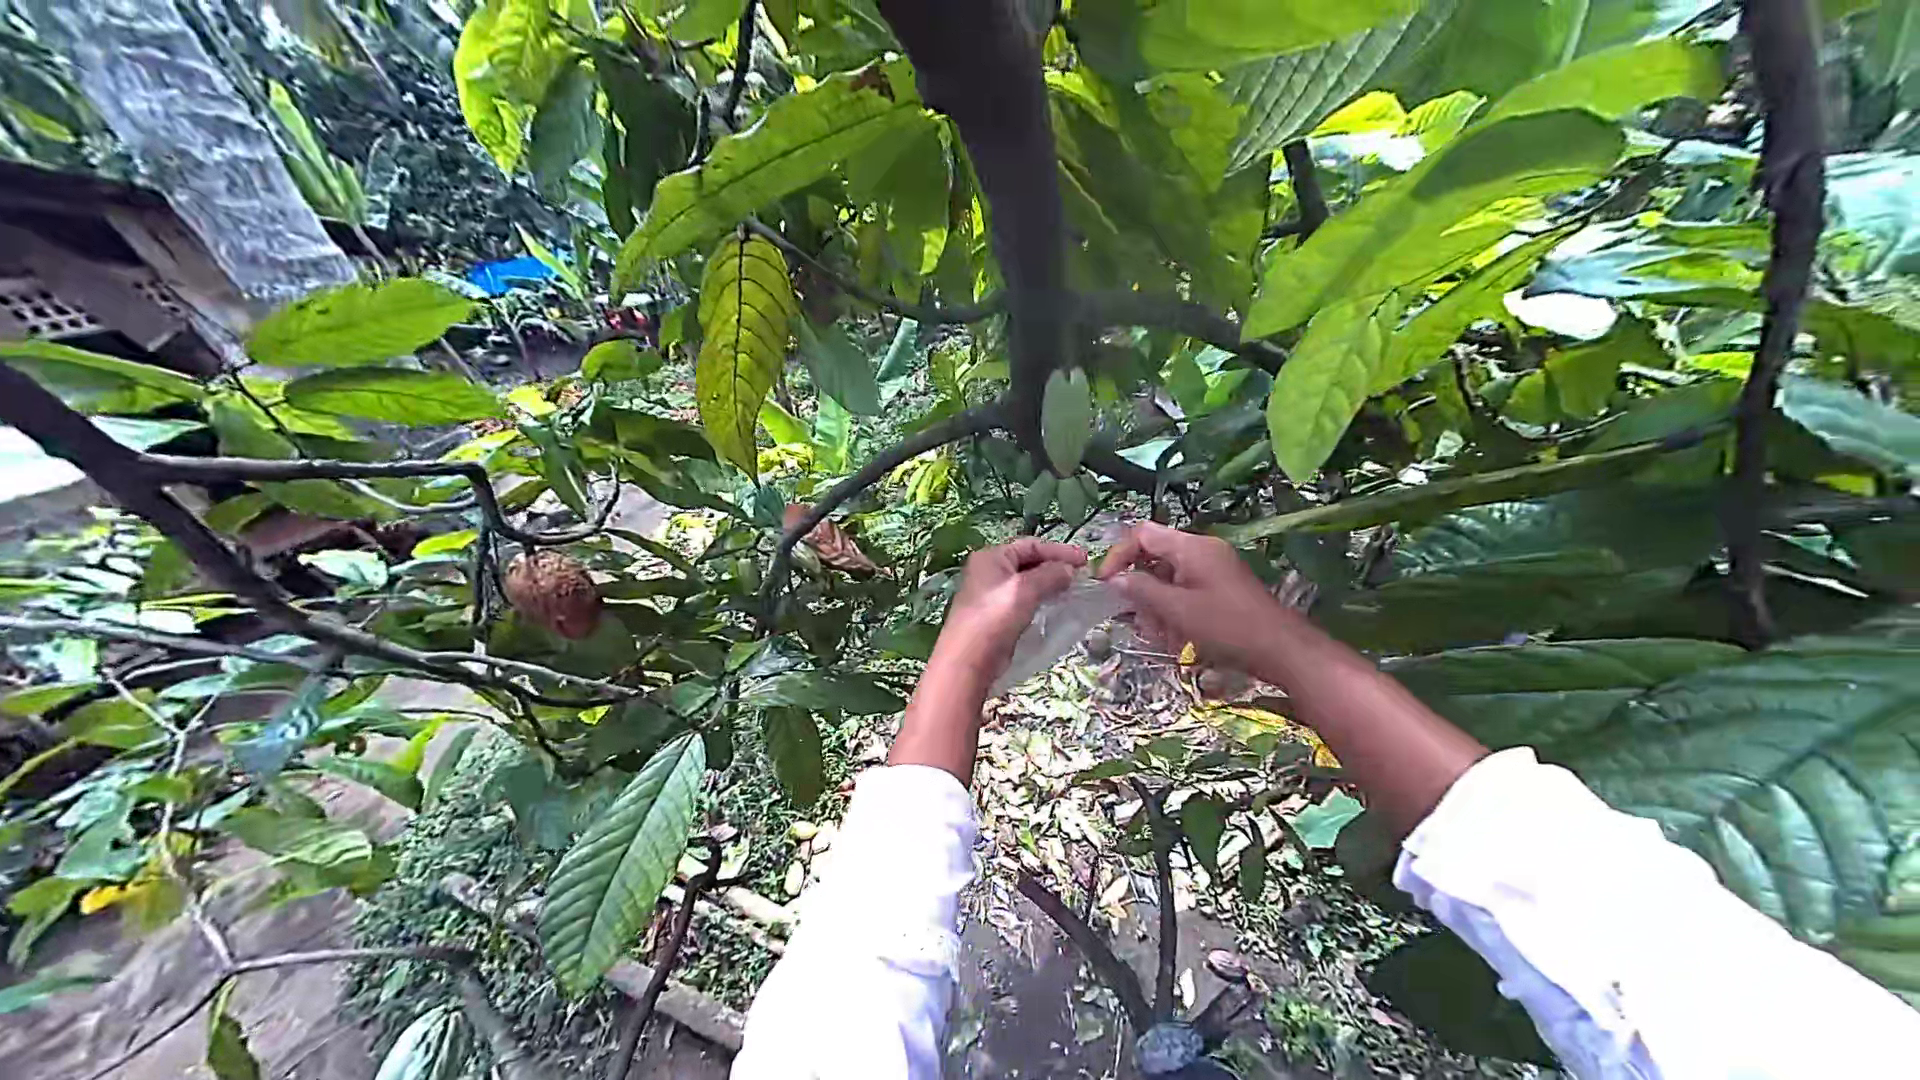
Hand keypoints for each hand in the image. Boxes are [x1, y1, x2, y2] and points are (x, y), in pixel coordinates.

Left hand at [930, 538, 1086, 690]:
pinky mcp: (995, 615)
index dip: (1058, 550)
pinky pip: (1022, 599)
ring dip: (1049, 583)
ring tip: (1072, 590)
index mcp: (991, 556)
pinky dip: (1040, 599)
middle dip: (1054, 566)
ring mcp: (990, 593)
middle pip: (1027, 561)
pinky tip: (1055, 607)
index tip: (1085, 560)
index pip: (1030, 544)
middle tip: (1081, 575)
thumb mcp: (1025, 589)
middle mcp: (988, 570)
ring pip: (1026, 582)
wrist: (969, 659)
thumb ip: (1050, 575)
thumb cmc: (995, 617)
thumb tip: (1068, 570)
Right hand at [1096, 522, 1290, 675]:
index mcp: (1191, 547)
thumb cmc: (1228, 627)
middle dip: (1139, 588)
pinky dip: (1174, 611)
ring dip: (1155, 605)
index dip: (1118, 555)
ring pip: (1168, 578)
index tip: (1105, 583)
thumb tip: (1114, 579)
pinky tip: (1175, 638)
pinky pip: (1185, 591)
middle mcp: (1201, 551)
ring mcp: (1213, 569)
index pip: (1141, 534)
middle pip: (1154, 557)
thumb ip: (1141, 590)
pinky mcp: (1220, 587)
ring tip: (1158, 635)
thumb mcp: (1177, 610)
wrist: (1282, 650)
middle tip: (1134, 619)